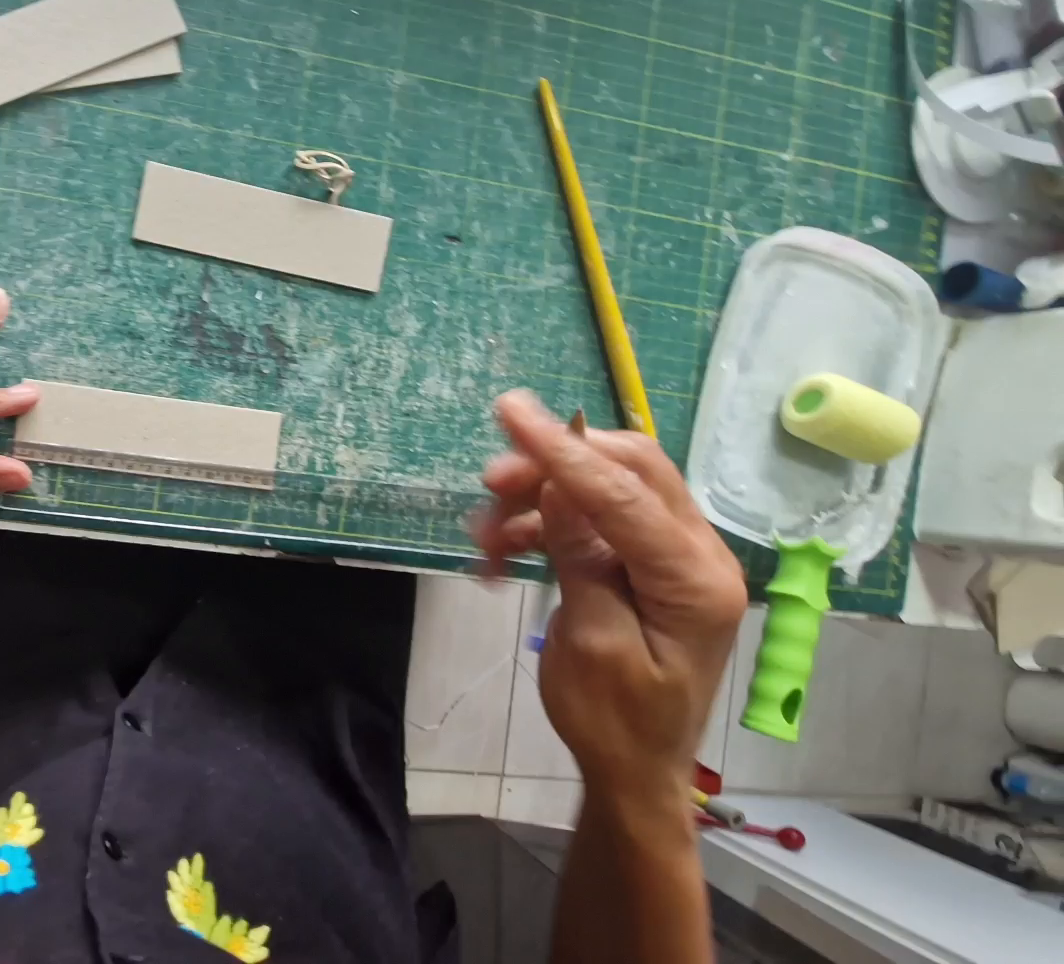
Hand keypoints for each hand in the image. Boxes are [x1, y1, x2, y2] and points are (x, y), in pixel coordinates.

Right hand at [469, 390, 745, 799]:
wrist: (634, 767)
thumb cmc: (614, 720)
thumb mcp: (593, 645)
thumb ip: (584, 560)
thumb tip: (559, 486)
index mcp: (695, 580)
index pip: (625, 494)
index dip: (563, 450)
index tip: (510, 410)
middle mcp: (695, 554)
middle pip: (627, 471)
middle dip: (552, 465)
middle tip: (489, 481)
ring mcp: (668, 556)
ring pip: (600, 491)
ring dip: (535, 504)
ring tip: (483, 537)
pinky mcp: (640, 563)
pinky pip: (587, 521)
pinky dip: (539, 528)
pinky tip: (500, 556)